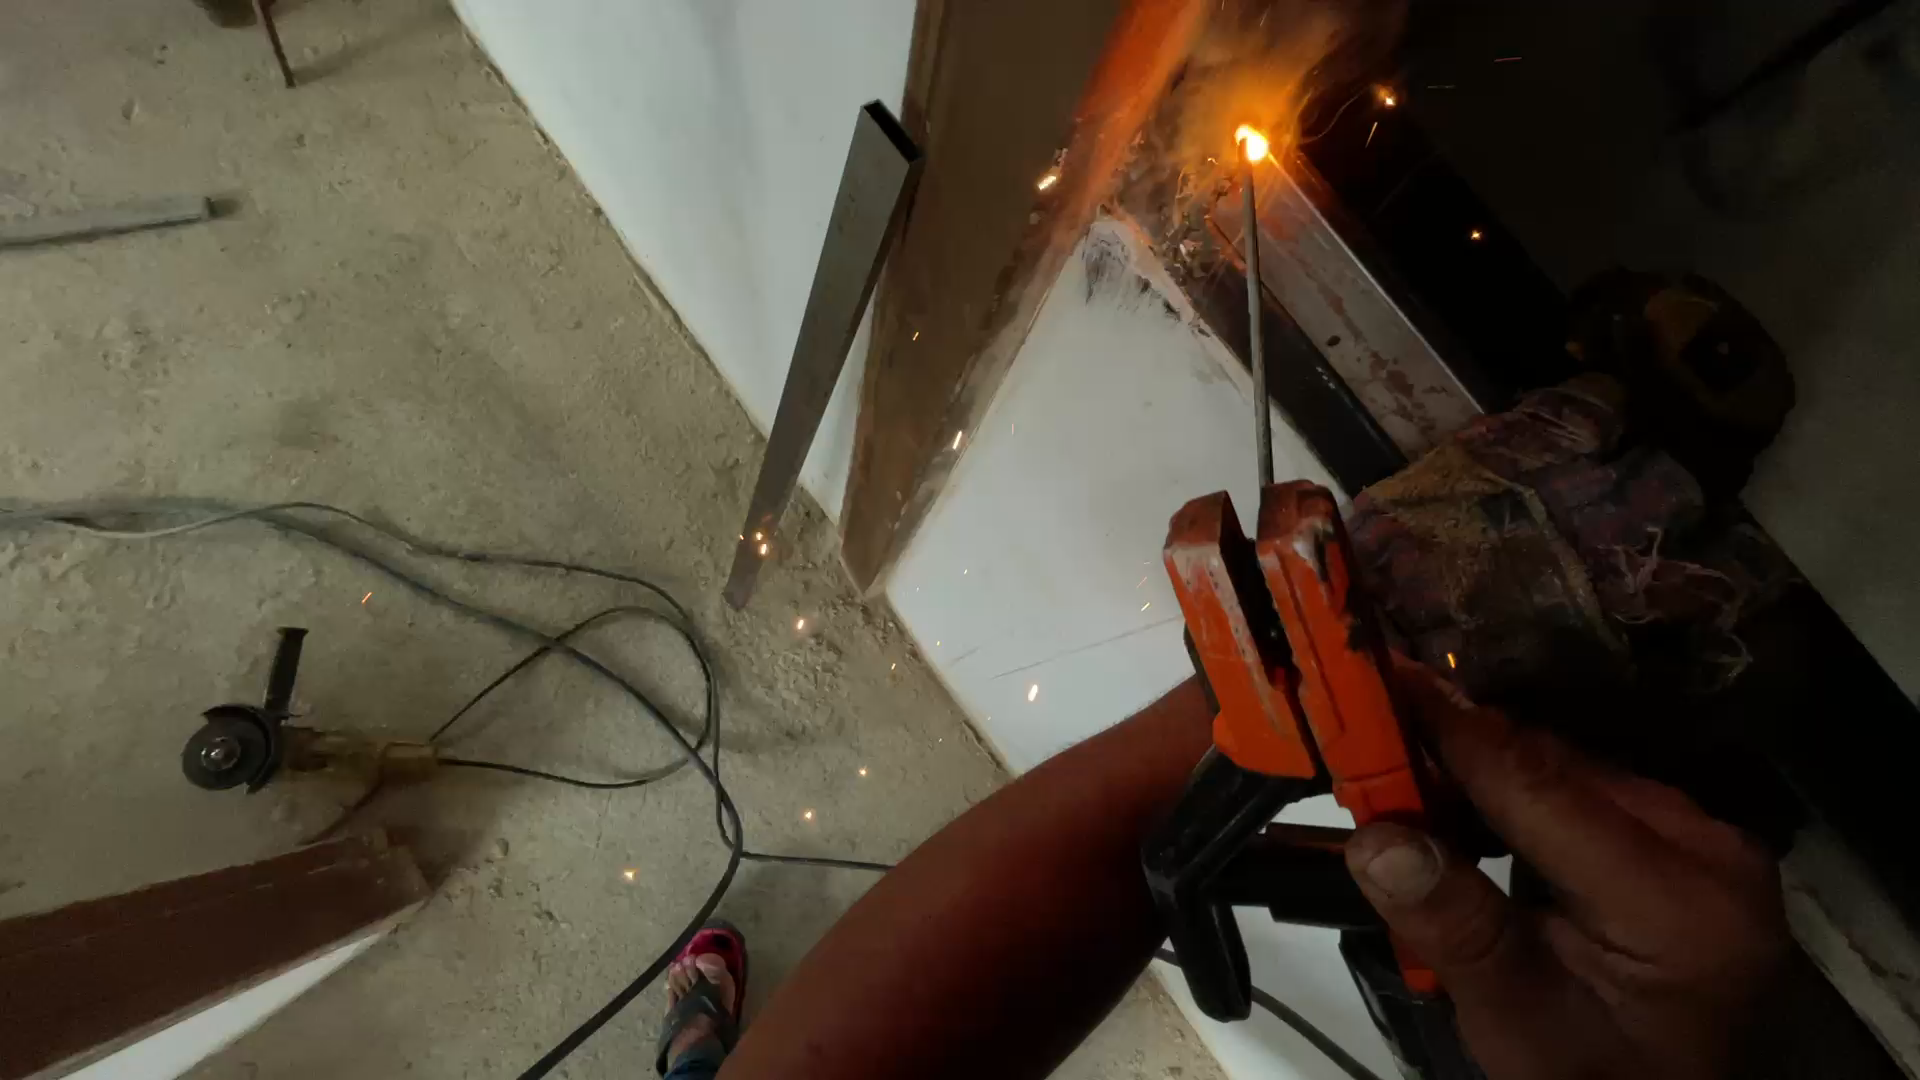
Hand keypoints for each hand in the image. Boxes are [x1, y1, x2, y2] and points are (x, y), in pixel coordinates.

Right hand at [1345, 657, 1791, 1079]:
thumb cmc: (1581, 1059)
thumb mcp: (1507, 1011)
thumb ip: (1450, 924)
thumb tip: (1375, 841)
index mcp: (1674, 900)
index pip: (1533, 782)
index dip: (1445, 725)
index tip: (1373, 674)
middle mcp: (1700, 844)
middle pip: (1537, 761)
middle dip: (1441, 744)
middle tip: (1357, 735)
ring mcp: (1688, 829)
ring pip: (1541, 758)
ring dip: (1461, 758)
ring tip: (1390, 765)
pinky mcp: (1664, 825)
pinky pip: (1555, 774)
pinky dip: (1489, 776)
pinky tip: (1446, 794)